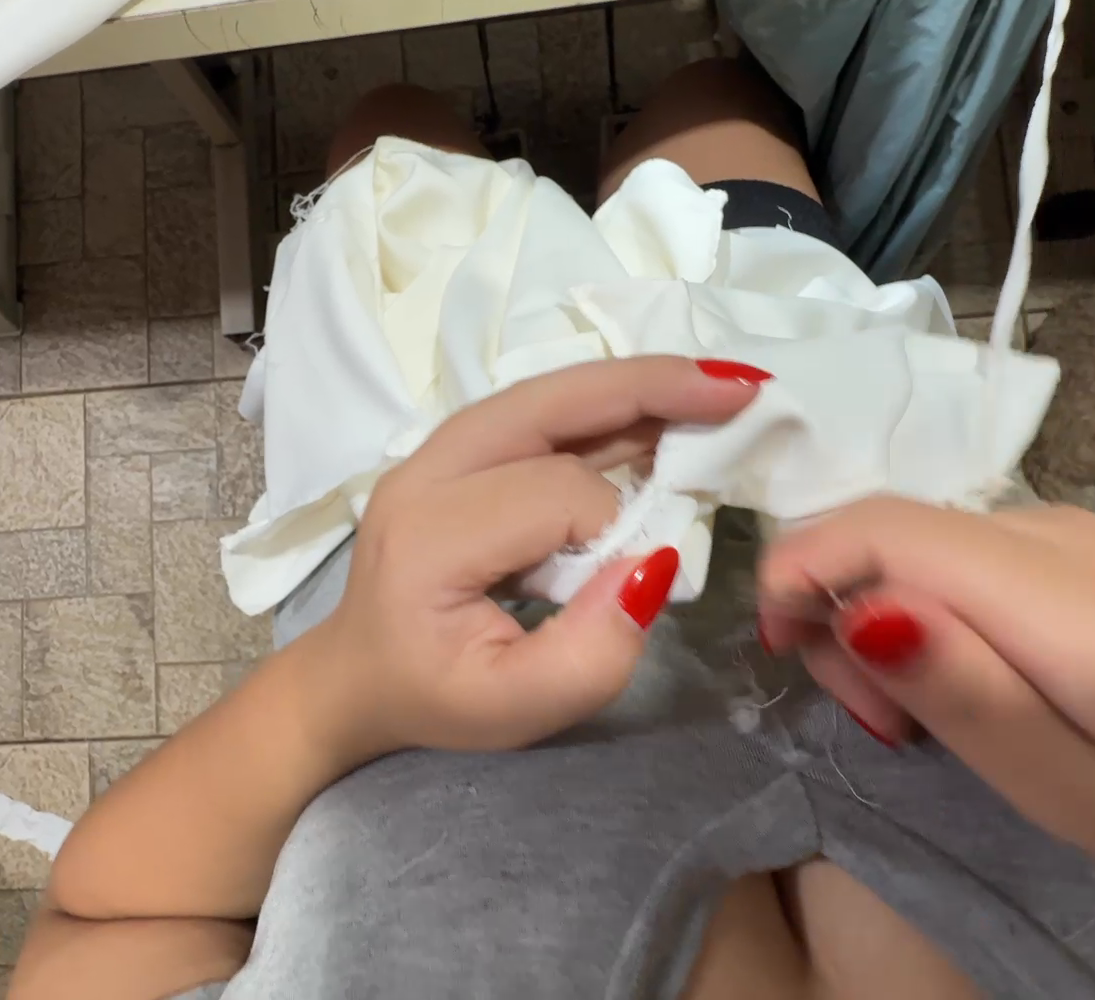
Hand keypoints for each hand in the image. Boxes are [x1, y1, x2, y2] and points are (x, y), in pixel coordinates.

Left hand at [302, 356, 767, 755]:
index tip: (637, 570)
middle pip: (546, 402)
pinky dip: (601, 406)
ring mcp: (431, 452)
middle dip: (648, 387)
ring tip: (710, 391)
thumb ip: (594, 651)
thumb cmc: (431, 698)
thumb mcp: (516, 708)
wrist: (356, 675)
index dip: (615, 524)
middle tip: (738, 391)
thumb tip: (657, 561)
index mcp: (432, 536)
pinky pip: (535, 411)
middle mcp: (424, 472)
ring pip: (542, 393)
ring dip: (630, 385)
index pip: (554, 494)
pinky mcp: (450, 451)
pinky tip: (654, 411)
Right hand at [758, 497, 1094, 897]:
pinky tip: (950, 672)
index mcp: (1054, 586)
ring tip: (916, 712)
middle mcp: (1045, 528)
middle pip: (880, 531)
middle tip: (875, 719)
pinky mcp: (1059, 545)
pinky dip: (910, 607)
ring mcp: (1056, 528)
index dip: (799, 565)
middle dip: (833, 610)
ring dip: (870, 616)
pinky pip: (942, 553)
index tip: (775, 642)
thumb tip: (859, 609)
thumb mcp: (1081, 794)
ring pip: (904, 541)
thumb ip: (968, 696)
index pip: (882, 526)